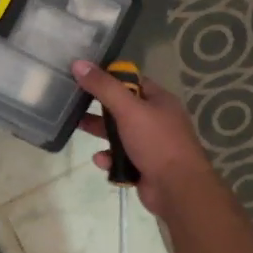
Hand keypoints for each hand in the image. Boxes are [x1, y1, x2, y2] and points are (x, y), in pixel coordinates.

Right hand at [72, 61, 224, 220]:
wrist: (177, 188)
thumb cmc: (156, 142)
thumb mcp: (128, 109)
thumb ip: (103, 87)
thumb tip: (78, 63)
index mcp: (160, 101)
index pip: (132, 81)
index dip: (109, 78)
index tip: (84, 76)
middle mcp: (156, 120)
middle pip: (122, 107)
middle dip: (99, 107)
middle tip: (74, 102)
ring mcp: (151, 144)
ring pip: (119, 133)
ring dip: (100, 132)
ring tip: (77, 127)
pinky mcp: (143, 165)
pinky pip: (120, 156)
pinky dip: (109, 158)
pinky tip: (102, 161)